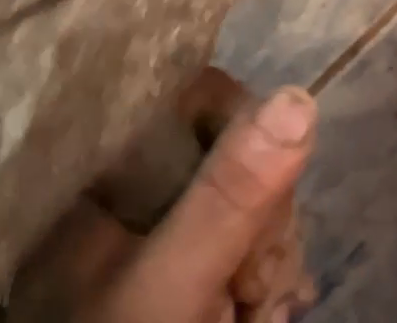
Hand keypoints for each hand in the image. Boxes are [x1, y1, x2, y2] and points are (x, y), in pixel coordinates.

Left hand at [9, 88, 317, 322]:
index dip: (241, 127)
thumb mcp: (168, 292)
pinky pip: (252, 227)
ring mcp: (159, 224)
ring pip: (253, 187)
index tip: (266, 183)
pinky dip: (270, 267)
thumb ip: (226, 200)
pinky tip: (264, 307)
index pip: (188, 95)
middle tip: (253, 283)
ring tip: (258, 308)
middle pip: (234, 143)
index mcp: (97, 177)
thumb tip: (299, 98)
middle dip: (266, 210)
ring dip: (274, 248)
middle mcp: (125, 189)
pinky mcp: (188, 254)